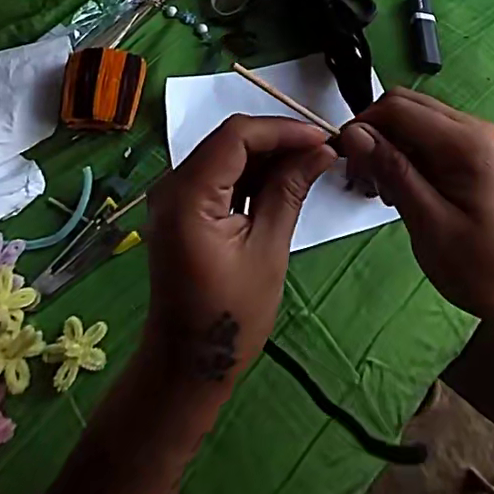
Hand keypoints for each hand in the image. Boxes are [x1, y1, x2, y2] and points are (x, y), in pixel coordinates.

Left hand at [144, 115, 335, 390]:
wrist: (187, 362)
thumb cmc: (230, 316)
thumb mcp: (268, 249)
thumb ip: (290, 190)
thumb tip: (321, 150)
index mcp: (187, 197)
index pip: (236, 137)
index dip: (282, 130)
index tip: (321, 138)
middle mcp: (172, 186)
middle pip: (229, 139)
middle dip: (278, 139)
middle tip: (321, 151)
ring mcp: (173, 194)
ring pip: (227, 151)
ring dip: (268, 154)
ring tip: (309, 163)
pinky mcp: (182, 204)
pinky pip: (220, 171)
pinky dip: (252, 170)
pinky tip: (283, 179)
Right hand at [335, 89, 493, 330]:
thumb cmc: (482, 266)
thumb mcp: (429, 223)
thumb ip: (393, 172)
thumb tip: (354, 134)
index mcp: (467, 143)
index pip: (399, 108)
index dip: (364, 125)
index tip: (344, 159)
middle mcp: (473, 129)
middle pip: (405, 105)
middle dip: (374, 133)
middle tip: (362, 177)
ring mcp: (475, 138)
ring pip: (413, 118)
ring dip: (388, 145)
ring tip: (384, 190)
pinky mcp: (471, 151)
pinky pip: (426, 135)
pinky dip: (405, 153)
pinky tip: (401, 187)